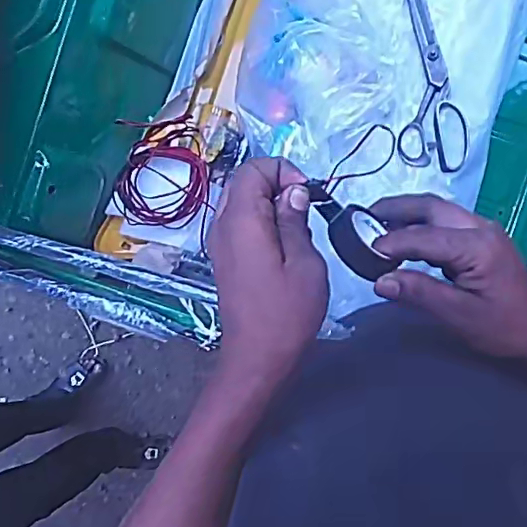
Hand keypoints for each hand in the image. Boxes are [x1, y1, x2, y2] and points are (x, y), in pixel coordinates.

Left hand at [207, 157, 328, 385]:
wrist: (257, 357)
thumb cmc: (286, 313)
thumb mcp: (305, 263)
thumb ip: (296, 221)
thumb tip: (293, 192)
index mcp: (241, 221)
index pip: (252, 169)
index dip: (282, 170)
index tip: (307, 194)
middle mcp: (222, 226)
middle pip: (243, 181)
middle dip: (277, 183)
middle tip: (306, 208)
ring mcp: (219, 243)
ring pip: (241, 201)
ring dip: (270, 202)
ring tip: (298, 225)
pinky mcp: (225, 258)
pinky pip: (239, 223)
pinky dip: (261, 220)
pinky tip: (284, 242)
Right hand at [369, 194, 526, 363]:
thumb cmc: (504, 328)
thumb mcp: (459, 316)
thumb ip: (420, 293)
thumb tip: (381, 281)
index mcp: (477, 246)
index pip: (424, 236)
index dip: (391, 241)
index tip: (364, 250)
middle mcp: (480, 228)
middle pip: (431, 207)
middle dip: (395, 209)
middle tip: (363, 219)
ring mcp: (483, 230)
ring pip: (438, 210)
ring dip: (407, 214)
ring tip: (376, 225)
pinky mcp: (482, 238)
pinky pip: (445, 222)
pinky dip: (420, 225)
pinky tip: (403, 238)